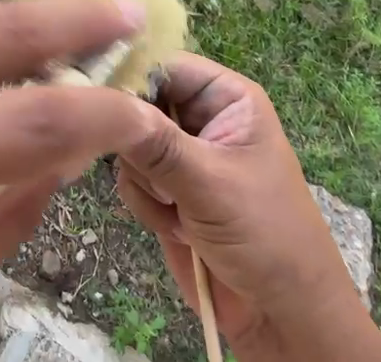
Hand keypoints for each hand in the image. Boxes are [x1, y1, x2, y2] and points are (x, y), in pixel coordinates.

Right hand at [116, 54, 380, 361]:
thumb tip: (104, 102)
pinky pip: (132, 179)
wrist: (282, 316)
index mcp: (226, 97)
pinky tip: (176, 227)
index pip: (163, 64)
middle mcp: (201, 117)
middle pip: (139, 102)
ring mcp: (183, 155)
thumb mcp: (210, 183)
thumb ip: (156, 142)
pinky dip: (146, 204)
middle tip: (155, 173)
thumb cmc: (265, 236)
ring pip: (129, 144)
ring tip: (177, 208)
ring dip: (146, 181)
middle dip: (138, 141)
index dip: (128, 77)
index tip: (97, 100)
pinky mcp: (168, 190)